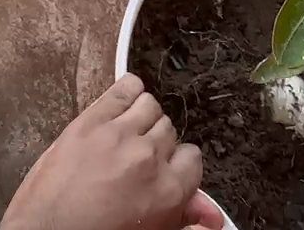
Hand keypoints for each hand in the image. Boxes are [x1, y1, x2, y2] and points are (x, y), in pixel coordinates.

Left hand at [0, 73, 224, 229]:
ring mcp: (119, 134)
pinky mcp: (92, 119)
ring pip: (150, 105)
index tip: (165, 169)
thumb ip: (182, 219)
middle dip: (155, 143)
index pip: (192, 158)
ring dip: (141, 118)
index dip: (177, 165)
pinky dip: (128, 90)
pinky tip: (121, 106)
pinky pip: (125, 87)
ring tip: (124, 136)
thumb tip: (211, 218)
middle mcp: (149, 158)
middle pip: (169, 129)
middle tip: (136, 160)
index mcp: (166, 192)